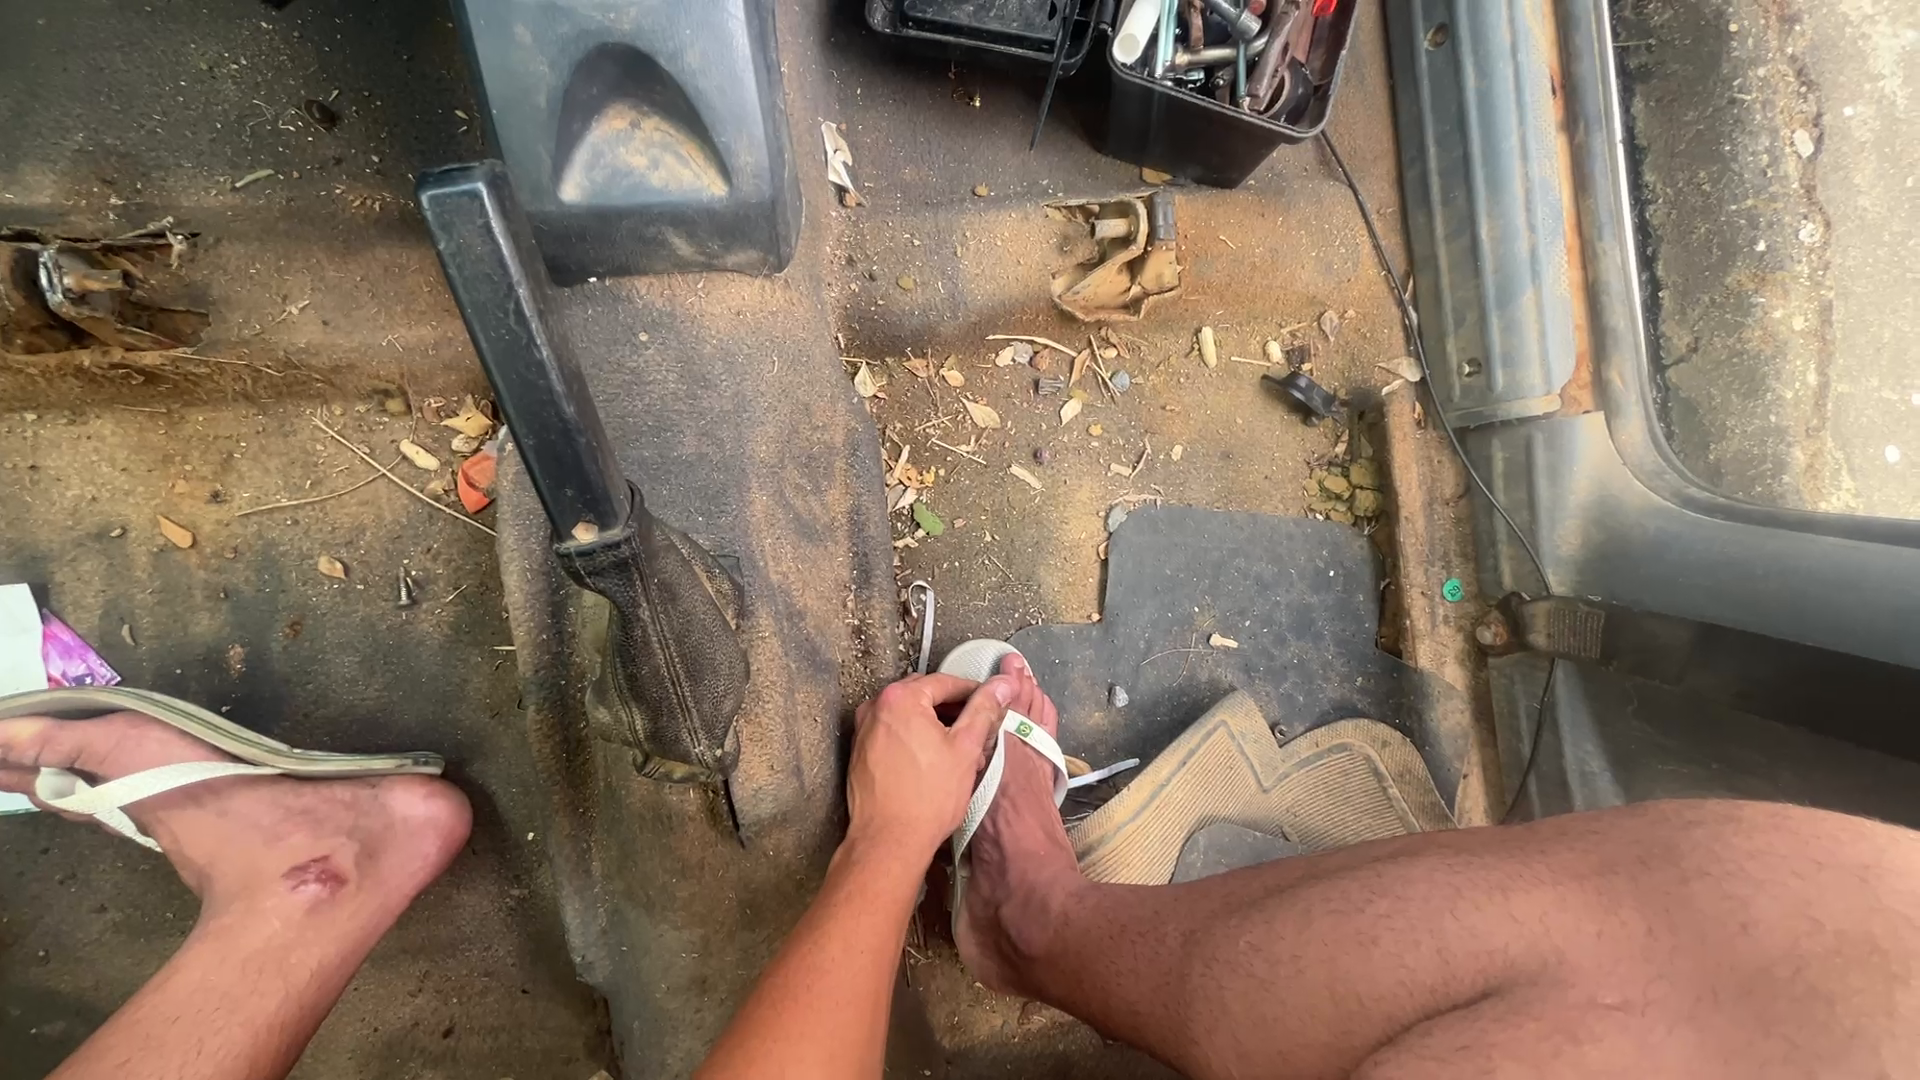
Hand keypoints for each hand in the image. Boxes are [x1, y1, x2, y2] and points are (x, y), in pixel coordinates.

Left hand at [844, 670, 1017, 863]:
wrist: (889, 842)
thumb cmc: (925, 800)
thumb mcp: (965, 748)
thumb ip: (984, 709)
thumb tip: (1000, 686)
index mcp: (900, 698)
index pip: (945, 682)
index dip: (973, 692)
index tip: (990, 701)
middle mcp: (876, 708)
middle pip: (925, 695)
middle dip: (953, 708)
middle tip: (978, 726)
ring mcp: (865, 730)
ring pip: (909, 714)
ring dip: (934, 724)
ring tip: (959, 748)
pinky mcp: (861, 751)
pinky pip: (894, 732)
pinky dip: (915, 737)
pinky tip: (934, 760)